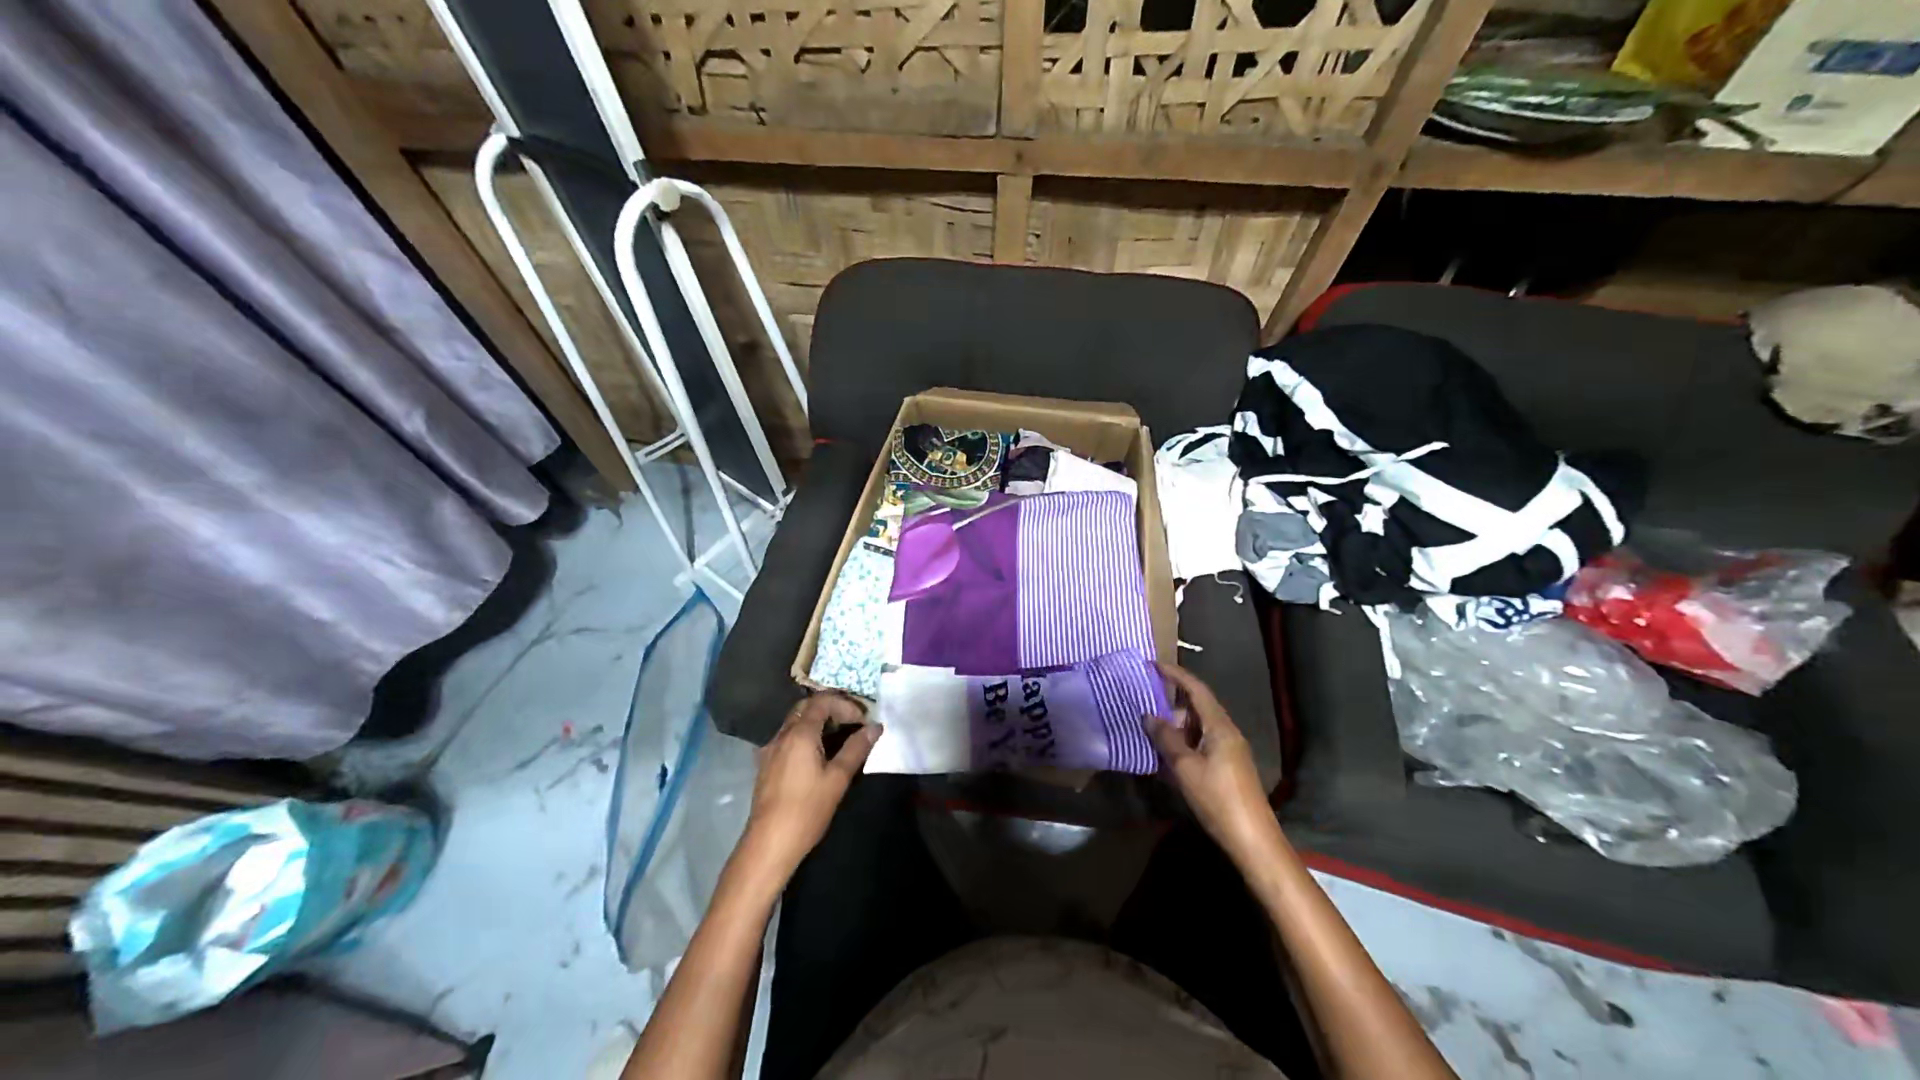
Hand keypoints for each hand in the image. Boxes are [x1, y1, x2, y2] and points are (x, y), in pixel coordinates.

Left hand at [734, 693, 879, 885]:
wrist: (769, 843)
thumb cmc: (807, 810)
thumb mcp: (838, 779)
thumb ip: (856, 748)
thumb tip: (875, 727)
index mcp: (799, 734)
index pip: (822, 701)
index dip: (844, 705)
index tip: (862, 720)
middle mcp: (781, 735)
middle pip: (805, 708)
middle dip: (830, 708)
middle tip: (851, 723)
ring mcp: (770, 750)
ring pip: (794, 723)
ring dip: (817, 722)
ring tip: (838, 738)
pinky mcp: (765, 765)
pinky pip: (786, 738)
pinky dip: (804, 736)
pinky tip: (816, 756)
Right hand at [1148, 662, 1283, 867]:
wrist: (1251, 839)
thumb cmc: (1217, 798)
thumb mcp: (1184, 767)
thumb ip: (1166, 738)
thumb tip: (1149, 716)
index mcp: (1219, 726)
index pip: (1196, 689)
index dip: (1175, 675)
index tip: (1153, 665)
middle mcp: (1226, 732)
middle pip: (1196, 707)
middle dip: (1170, 705)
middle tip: (1143, 708)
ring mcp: (1228, 750)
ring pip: (1197, 728)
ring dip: (1174, 728)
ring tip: (1149, 733)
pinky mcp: (1226, 767)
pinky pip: (1200, 745)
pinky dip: (1181, 745)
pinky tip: (1164, 758)